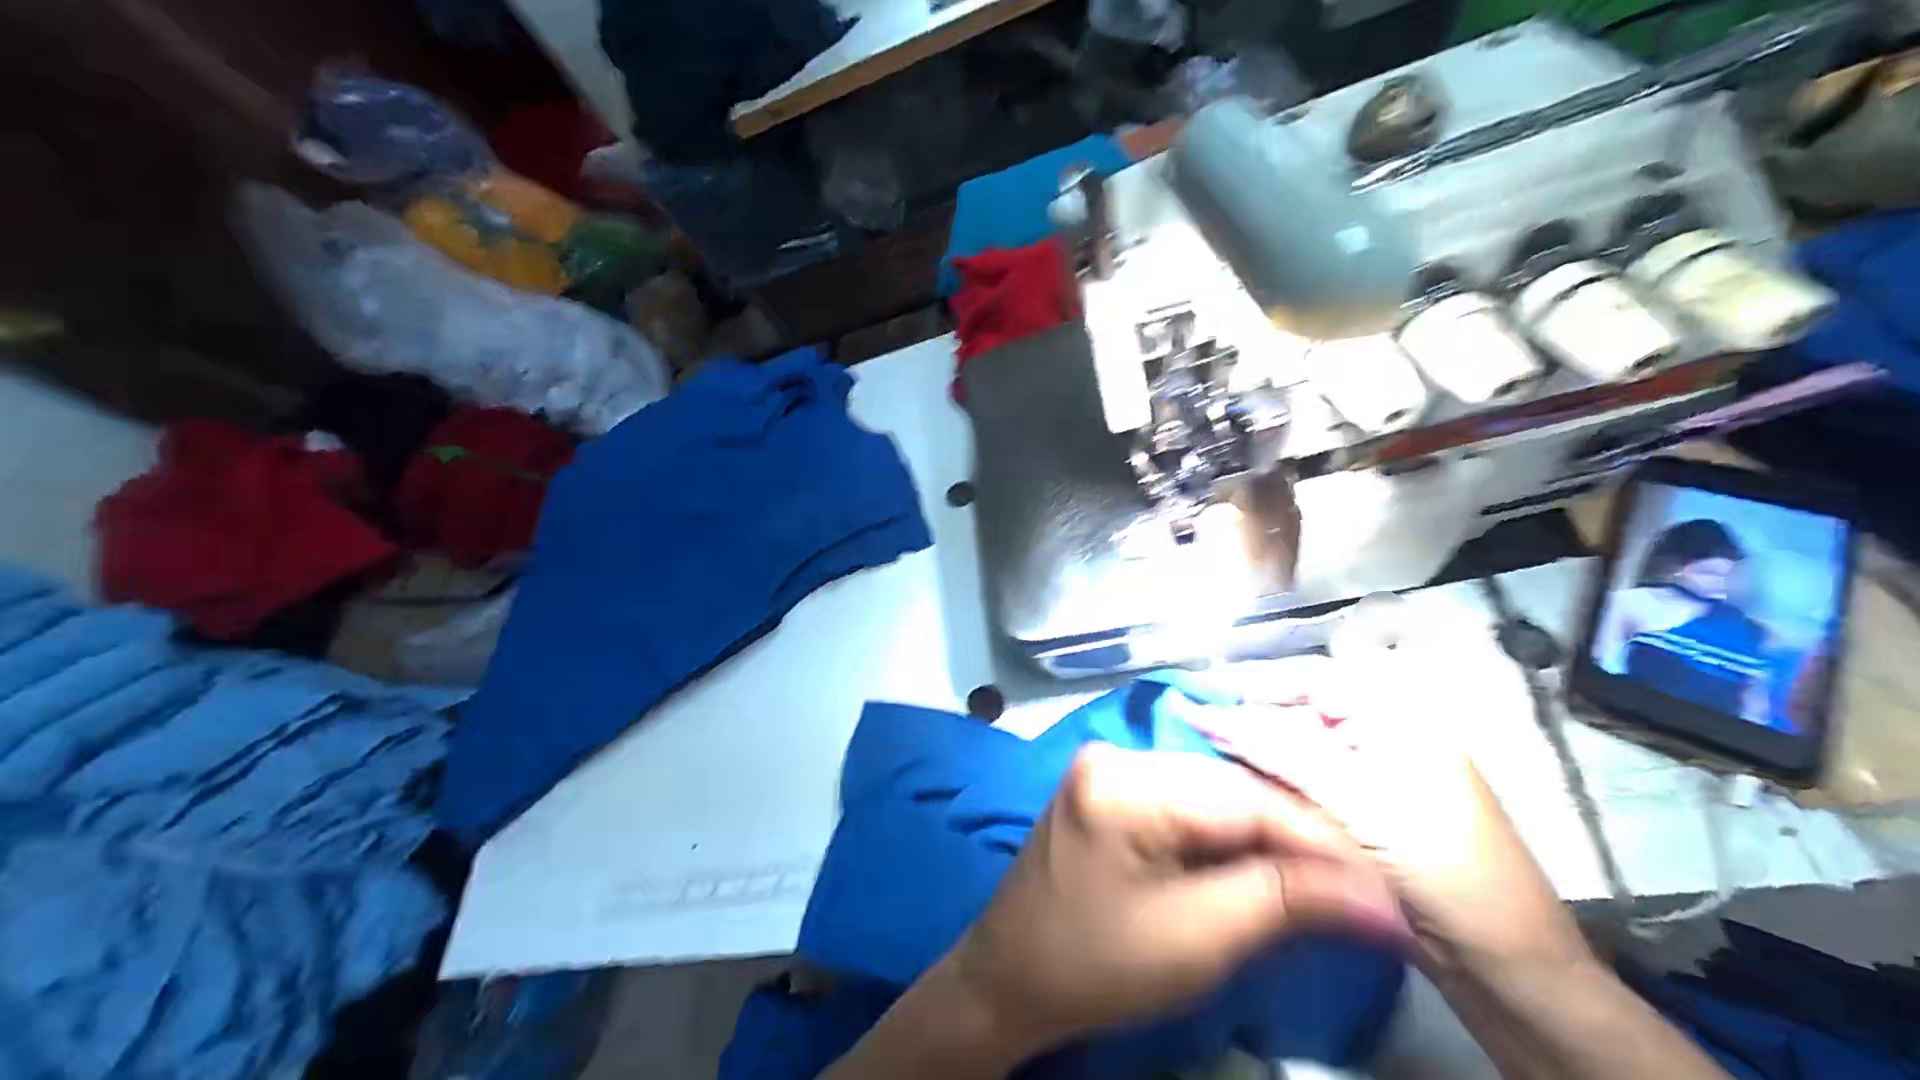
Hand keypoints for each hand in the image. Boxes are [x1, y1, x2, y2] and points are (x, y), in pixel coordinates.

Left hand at [938, 743, 1407, 1056]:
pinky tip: (1267, 859)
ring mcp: (1109, 766)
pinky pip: (1187, 798)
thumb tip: (1378, 898)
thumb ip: (1285, 900)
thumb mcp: (1198, 939)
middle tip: (1366, 887)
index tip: (1386, 889)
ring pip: (1214, 790)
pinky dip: (1230, 830)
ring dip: (1271, 833)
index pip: (1246, 799)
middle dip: (1300, 836)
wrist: (1010, 976)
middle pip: (1231, 787)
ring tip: (1330, 878)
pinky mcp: (1111, 786)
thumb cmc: (1096, 966)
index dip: (1322, 842)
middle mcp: (1116, 754)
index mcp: (1125, 783)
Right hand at [1192, 655, 1590, 977]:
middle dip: (1247, 722)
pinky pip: (1303, 785)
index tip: (1198, 699)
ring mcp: (1370, 776)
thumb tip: (1205, 715)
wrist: (1506, 967)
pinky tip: (1237, 793)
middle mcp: (1380, 735)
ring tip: (1204, 762)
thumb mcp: (1354, 799)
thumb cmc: (1440, 865)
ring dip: (1254, 756)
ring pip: (1295, 751)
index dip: (1251, 685)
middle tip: (1192, 735)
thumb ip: (1276, 751)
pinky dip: (1271, 787)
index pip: (1307, 679)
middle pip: (1296, 713)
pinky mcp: (1359, 814)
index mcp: (1394, 715)